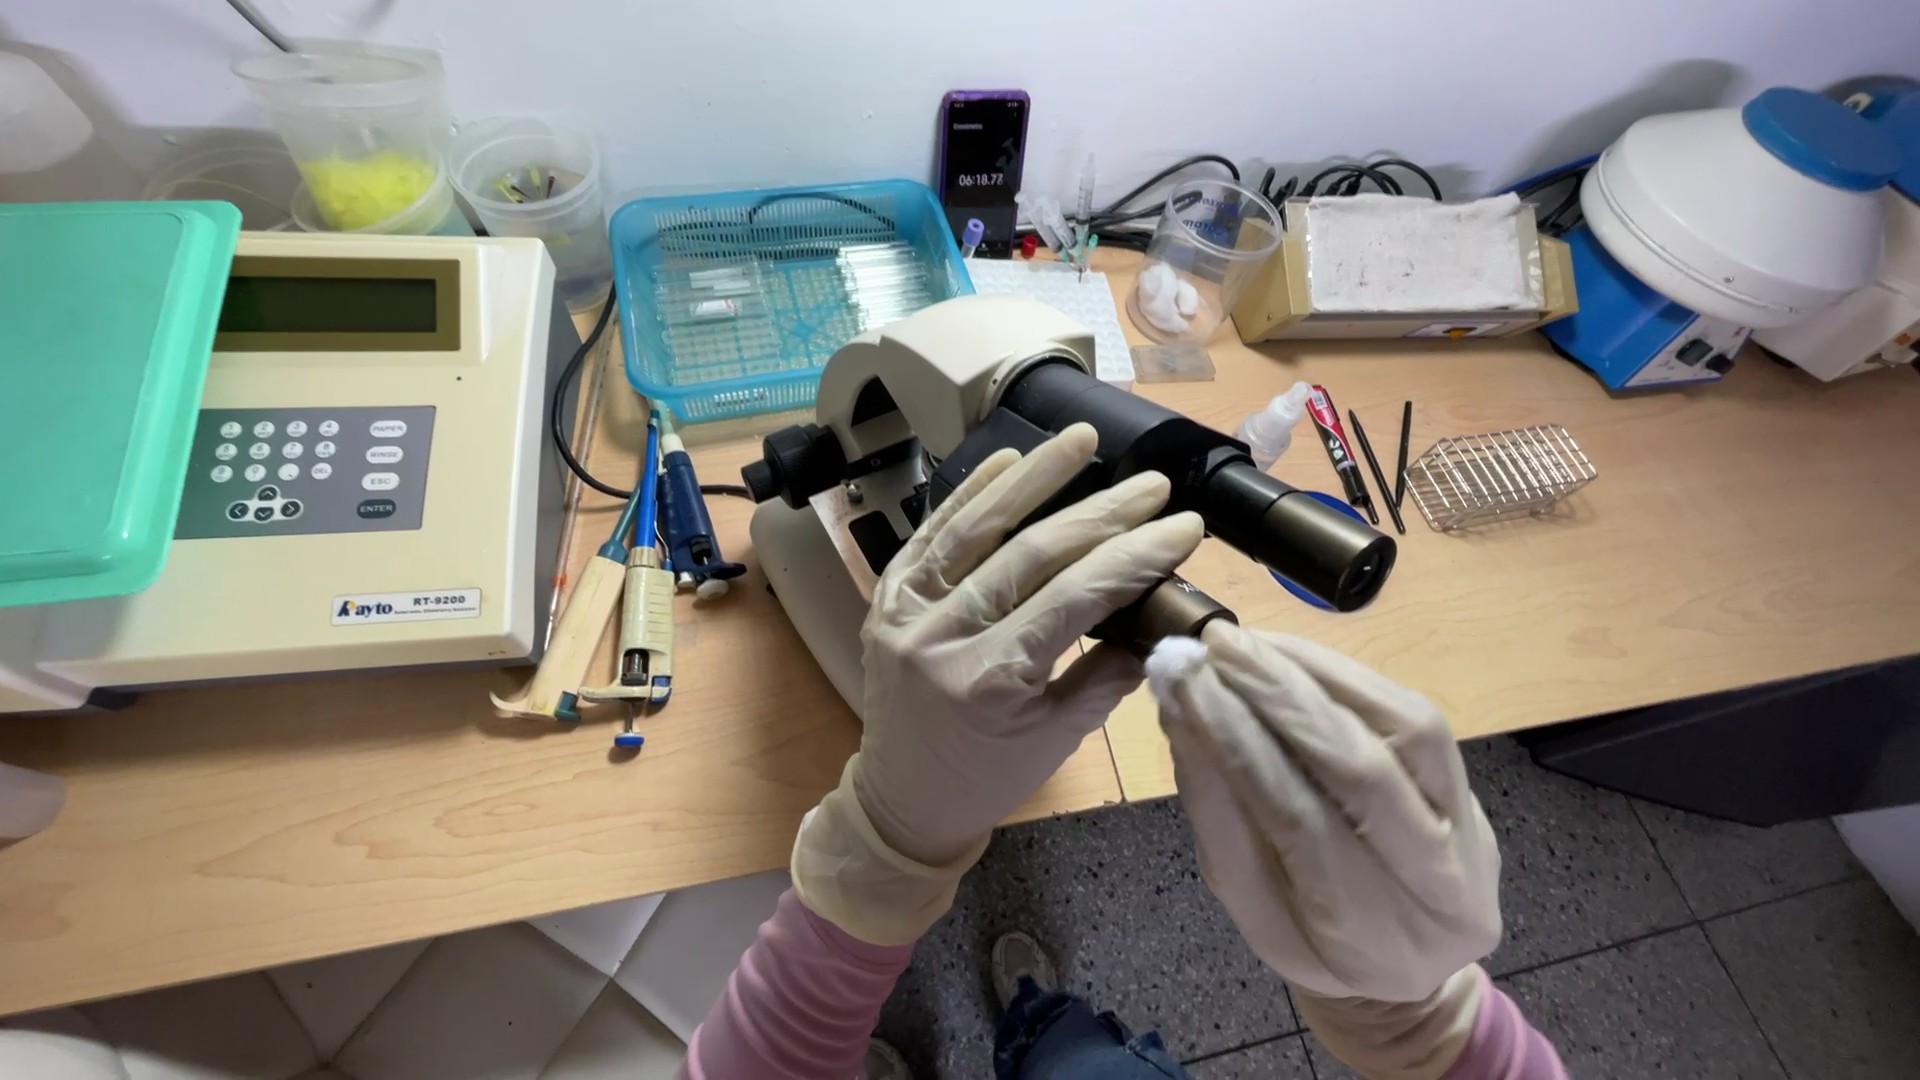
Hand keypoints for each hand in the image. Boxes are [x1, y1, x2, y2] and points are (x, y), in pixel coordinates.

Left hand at [791, 423, 1203, 943]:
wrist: (902, 798)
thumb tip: (1161, 620)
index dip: (1134, 556)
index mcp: (990, 679)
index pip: (1075, 599)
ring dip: (1032, 478)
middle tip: (1151, 484)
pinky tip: (1005, 459)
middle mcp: (942, 635)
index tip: (1182, 525)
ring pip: (974, 528)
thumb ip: (1107, 676)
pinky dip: (966, 493)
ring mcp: (905, 609)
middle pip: (1030, 555)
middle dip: (1101, 514)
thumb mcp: (1056, 740)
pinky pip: (929, 534)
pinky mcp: (887, 596)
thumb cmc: (987, 777)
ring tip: (1079, 439)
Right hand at [1148, 624, 1500, 1001]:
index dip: (1236, 740)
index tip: (1181, 680)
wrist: (1407, 968)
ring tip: (1243, 643)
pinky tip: (1287, 653)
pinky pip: (1415, 715)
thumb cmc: (1309, 939)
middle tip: (1210, 644)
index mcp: (1365, 937)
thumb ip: (1215, 812)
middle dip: (1275, 694)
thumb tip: (1179, 711)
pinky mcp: (1474, 789)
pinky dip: (1344, 673)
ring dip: (1313, 672)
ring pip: (1404, 730)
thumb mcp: (1246, 900)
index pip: (1296, 820)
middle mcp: (1439, 889)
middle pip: (1360, 770)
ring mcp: (1471, 834)